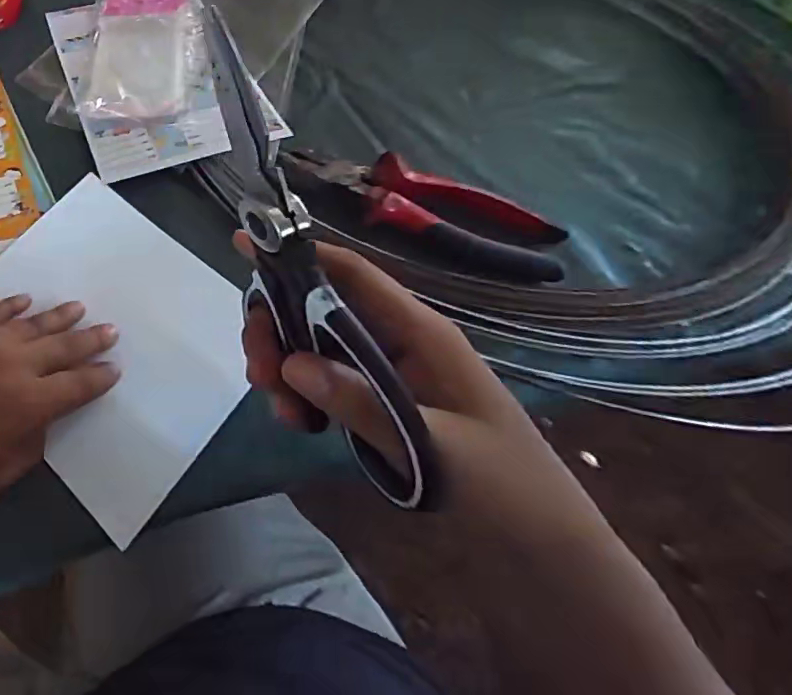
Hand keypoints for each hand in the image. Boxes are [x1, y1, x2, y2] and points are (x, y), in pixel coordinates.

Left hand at [0, 296, 119, 509]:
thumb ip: (31, 443)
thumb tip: (41, 418)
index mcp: (29, 403)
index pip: (77, 386)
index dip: (99, 377)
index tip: (114, 368)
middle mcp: (15, 364)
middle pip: (63, 347)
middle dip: (90, 339)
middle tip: (110, 329)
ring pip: (33, 323)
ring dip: (59, 317)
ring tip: (79, 308)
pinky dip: (13, 306)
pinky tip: (26, 301)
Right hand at [236, 233, 609, 548]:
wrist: (546, 548)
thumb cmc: (504, 487)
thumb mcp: (433, 447)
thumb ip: (360, 403)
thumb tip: (291, 363)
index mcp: (419, 332)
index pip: (350, 273)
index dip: (297, 252)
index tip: (245, 243)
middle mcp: (395, 338)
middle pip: (315, 306)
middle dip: (275, 327)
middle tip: (259, 372)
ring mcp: (382, 367)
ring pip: (309, 341)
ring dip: (282, 364)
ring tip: (283, 411)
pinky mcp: (374, 395)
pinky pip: (319, 375)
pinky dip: (296, 391)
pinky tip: (298, 422)